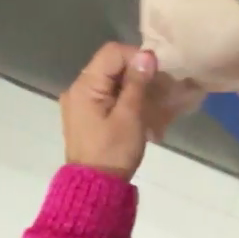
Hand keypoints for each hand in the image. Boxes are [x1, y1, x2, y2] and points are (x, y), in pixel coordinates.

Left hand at [60, 43, 194, 179]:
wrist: (96, 185)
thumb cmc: (114, 150)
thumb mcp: (130, 115)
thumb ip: (137, 83)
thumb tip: (146, 55)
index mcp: (85, 86)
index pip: (112, 53)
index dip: (138, 57)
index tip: (159, 75)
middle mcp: (78, 89)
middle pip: (111, 65)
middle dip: (138, 73)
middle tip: (161, 90)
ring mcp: (80, 102)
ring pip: (111, 81)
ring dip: (134, 87)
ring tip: (153, 104)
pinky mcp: (86, 115)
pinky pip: (107, 96)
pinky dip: (125, 99)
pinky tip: (140, 113)